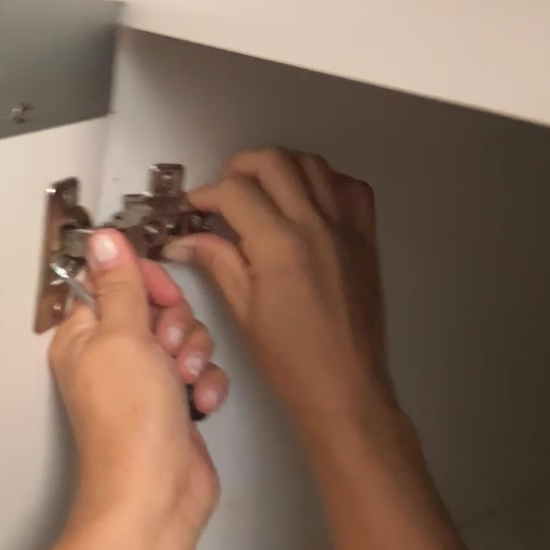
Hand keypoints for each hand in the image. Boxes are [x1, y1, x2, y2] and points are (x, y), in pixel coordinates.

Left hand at [49, 228, 230, 534]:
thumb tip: (102, 237)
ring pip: (185, 334)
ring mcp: (148, 378)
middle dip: (177, 321)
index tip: (160, 297)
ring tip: (186, 380)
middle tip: (171, 347)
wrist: (156, 495)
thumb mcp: (124, 336)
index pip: (116, 279)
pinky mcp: (177, 400)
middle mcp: (115, 352)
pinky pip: (201, 368)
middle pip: (157, 304)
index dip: (144, 281)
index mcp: (87, 334)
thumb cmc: (131, 416)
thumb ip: (120, 284)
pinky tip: (201, 403)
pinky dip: (206, 383)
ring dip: (195, 352)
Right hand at [163, 149, 394, 442]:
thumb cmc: (290, 359)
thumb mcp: (243, 310)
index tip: (194, 206)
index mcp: (279, 245)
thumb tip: (183, 239)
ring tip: (262, 187)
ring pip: (313, 165)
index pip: (235, 192)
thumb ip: (217, 261)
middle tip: (224, 190)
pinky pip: (351, 188)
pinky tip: (308, 199)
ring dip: (282, 165)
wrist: (345, 387)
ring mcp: (346, 227)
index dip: (205, 193)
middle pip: (274, 162)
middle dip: (240, 166)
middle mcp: (315, 225)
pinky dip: (326, 181)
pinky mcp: (366, 238)